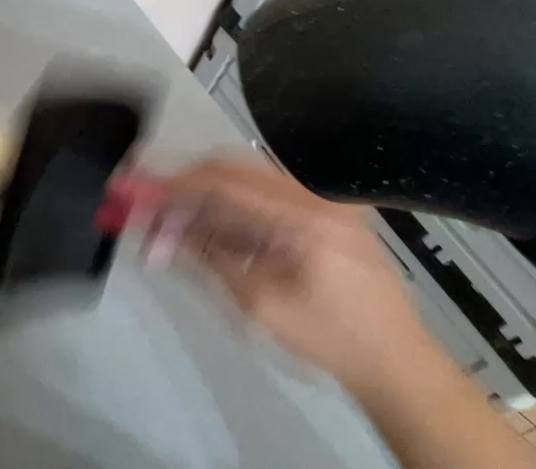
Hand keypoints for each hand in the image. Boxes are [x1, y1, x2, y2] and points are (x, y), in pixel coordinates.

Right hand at [155, 159, 438, 392]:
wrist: (400, 366)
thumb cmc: (330, 341)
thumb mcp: (260, 305)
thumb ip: (210, 257)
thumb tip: (162, 229)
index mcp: (303, 216)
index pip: (223, 182)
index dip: (173, 183)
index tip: (135, 188)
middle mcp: (313, 195)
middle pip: (231, 170)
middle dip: (183, 186)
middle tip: (146, 205)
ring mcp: (322, 201)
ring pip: (246, 179)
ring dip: (204, 197)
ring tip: (171, 223)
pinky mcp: (324, 212)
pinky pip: (266, 195)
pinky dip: (231, 207)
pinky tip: (211, 231)